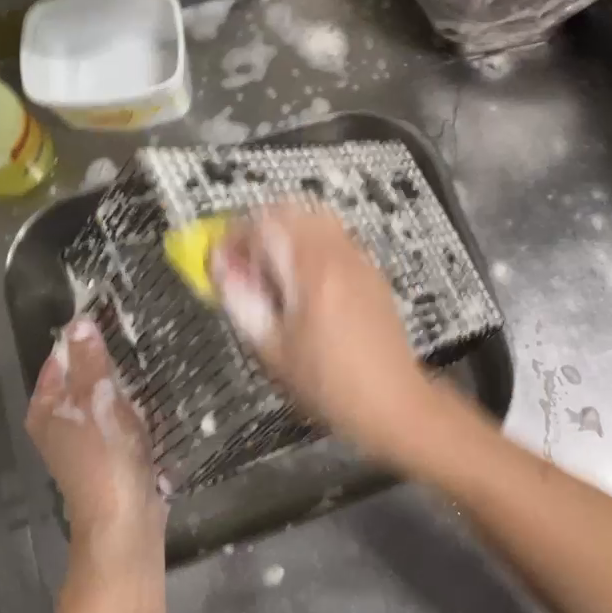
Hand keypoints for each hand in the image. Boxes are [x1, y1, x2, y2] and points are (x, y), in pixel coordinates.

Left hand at [25, 317, 164, 556]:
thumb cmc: (105, 453)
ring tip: (148, 372)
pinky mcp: (107, 460)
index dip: (82, 341)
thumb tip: (79, 323)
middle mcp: (56, 426)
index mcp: (45, 409)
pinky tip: (153, 409)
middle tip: (135, 345)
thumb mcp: (98, 397)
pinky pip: (118, 424)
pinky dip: (133, 415)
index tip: (112, 322)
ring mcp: (82, 445)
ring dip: (123, 391)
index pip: (58, 360)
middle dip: (106, 366)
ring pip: (102, 403)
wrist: (124, 516)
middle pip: (81, 382)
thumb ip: (90, 360)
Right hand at [209, 207, 433, 454]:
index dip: (235, 235)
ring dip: (288, 236)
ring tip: (274, 274)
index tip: (222, 259)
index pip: (265, 223)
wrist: (391, 401)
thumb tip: (220, 267)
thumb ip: (241, 300)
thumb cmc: (329, 385)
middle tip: (246, 263)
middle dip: (261, 229)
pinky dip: (313, 248)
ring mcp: (361, 261)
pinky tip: (305, 286)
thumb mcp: (271, 349)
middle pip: (293, 211)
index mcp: (311, 270)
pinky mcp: (373, 274)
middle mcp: (339, 255)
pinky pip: (337, 241)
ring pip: (317, 221)